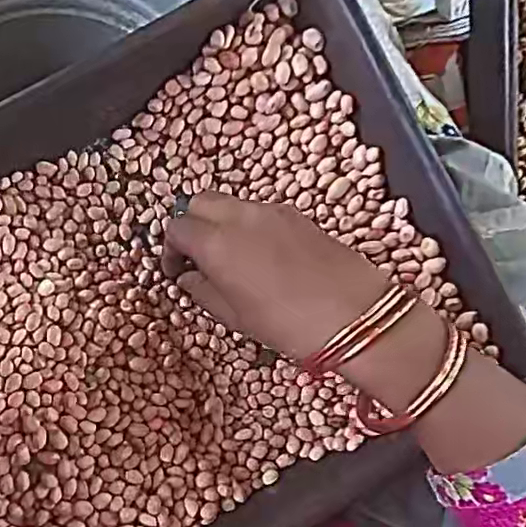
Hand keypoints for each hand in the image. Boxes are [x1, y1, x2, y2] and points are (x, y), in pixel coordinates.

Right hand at [162, 193, 399, 358]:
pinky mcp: (296, 215)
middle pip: (198, 202)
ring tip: (229, 259)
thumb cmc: (287, 324)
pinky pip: (257, 211)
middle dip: (191, 226)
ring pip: (229, 203)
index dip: (170, 250)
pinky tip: (259, 257)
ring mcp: (271, 211)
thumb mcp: (234, 316)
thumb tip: (188, 278)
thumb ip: (202, 291)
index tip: (176, 272)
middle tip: (196, 258)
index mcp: (217, 243)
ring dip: (218, 223)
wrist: (355, 315)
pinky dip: (245, 225)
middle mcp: (240, 217)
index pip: (177, 228)